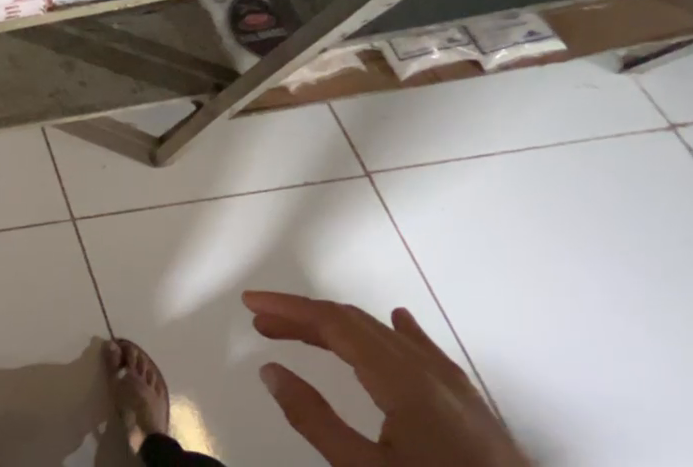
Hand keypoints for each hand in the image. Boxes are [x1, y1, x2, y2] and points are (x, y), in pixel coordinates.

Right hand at [244, 291, 530, 466]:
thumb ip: (315, 419)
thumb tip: (270, 371)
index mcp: (404, 381)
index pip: (335, 324)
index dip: (288, 308)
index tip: (249, 303)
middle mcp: (431, 374)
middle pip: (358, 325)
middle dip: (304, 317)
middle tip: (261, 323)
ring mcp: (458, 390)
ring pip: (388, 337)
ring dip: (339, 327)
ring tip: (300, 330)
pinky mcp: (473, 409)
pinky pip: (428, 354)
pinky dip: (397, 333)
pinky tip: (398, 322)